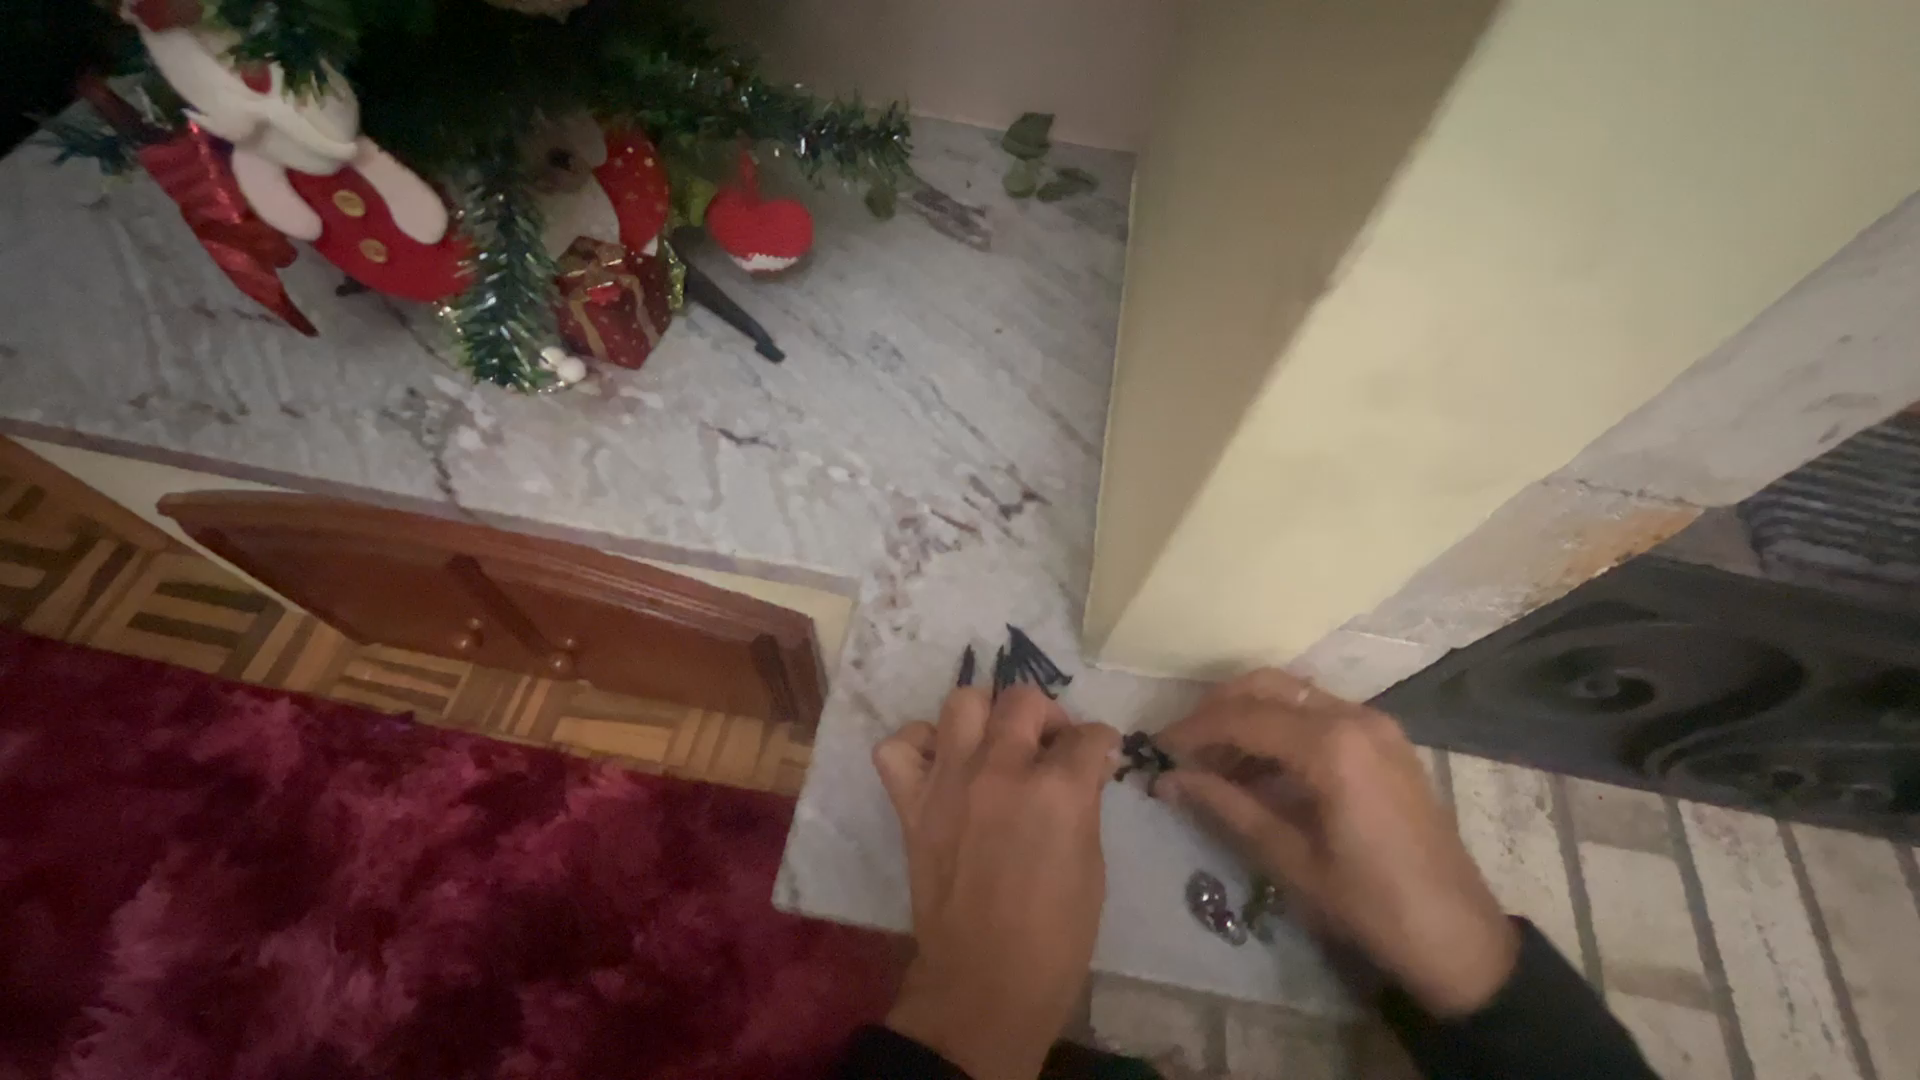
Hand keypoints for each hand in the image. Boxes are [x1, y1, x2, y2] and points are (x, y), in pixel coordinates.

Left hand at [872, 685, 1121, 1079]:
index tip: (1097, 754)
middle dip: (1047, 715)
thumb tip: (1085, 767)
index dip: (1098, 742)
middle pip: (1023, 699)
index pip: (1086, 735)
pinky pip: (899, 747)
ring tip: (995, 743)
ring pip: (962, 702)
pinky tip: (941, 763)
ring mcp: (950, 782)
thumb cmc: (1056, 934)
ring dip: (986, 715)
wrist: (985, 981)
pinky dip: (919, 744)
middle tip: (1049, 744)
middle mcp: (1001, 770)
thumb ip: (1084, 803)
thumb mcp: (1091, 864)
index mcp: (1058, 790)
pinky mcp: (912, 803)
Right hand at [1153, 669, 1517, 1015]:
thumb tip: (1168, 780)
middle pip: (1266, 688)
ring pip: (1291, 694)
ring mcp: (1375, 724)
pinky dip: (1279, 727)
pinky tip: (1256, 768)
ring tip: (1213, 762)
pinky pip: (1317, 713)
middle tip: (1184, 748)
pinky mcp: (1384, 739)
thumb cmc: (1371, 905)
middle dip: (1217, 711)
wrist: (1460, 940)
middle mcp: (1355, 717)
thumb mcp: (1289, 859)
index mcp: (1333, 746)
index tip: (1158, 749)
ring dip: (1246, 716)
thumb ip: (1226, 806)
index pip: (1243, 718)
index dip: (1193, 730)